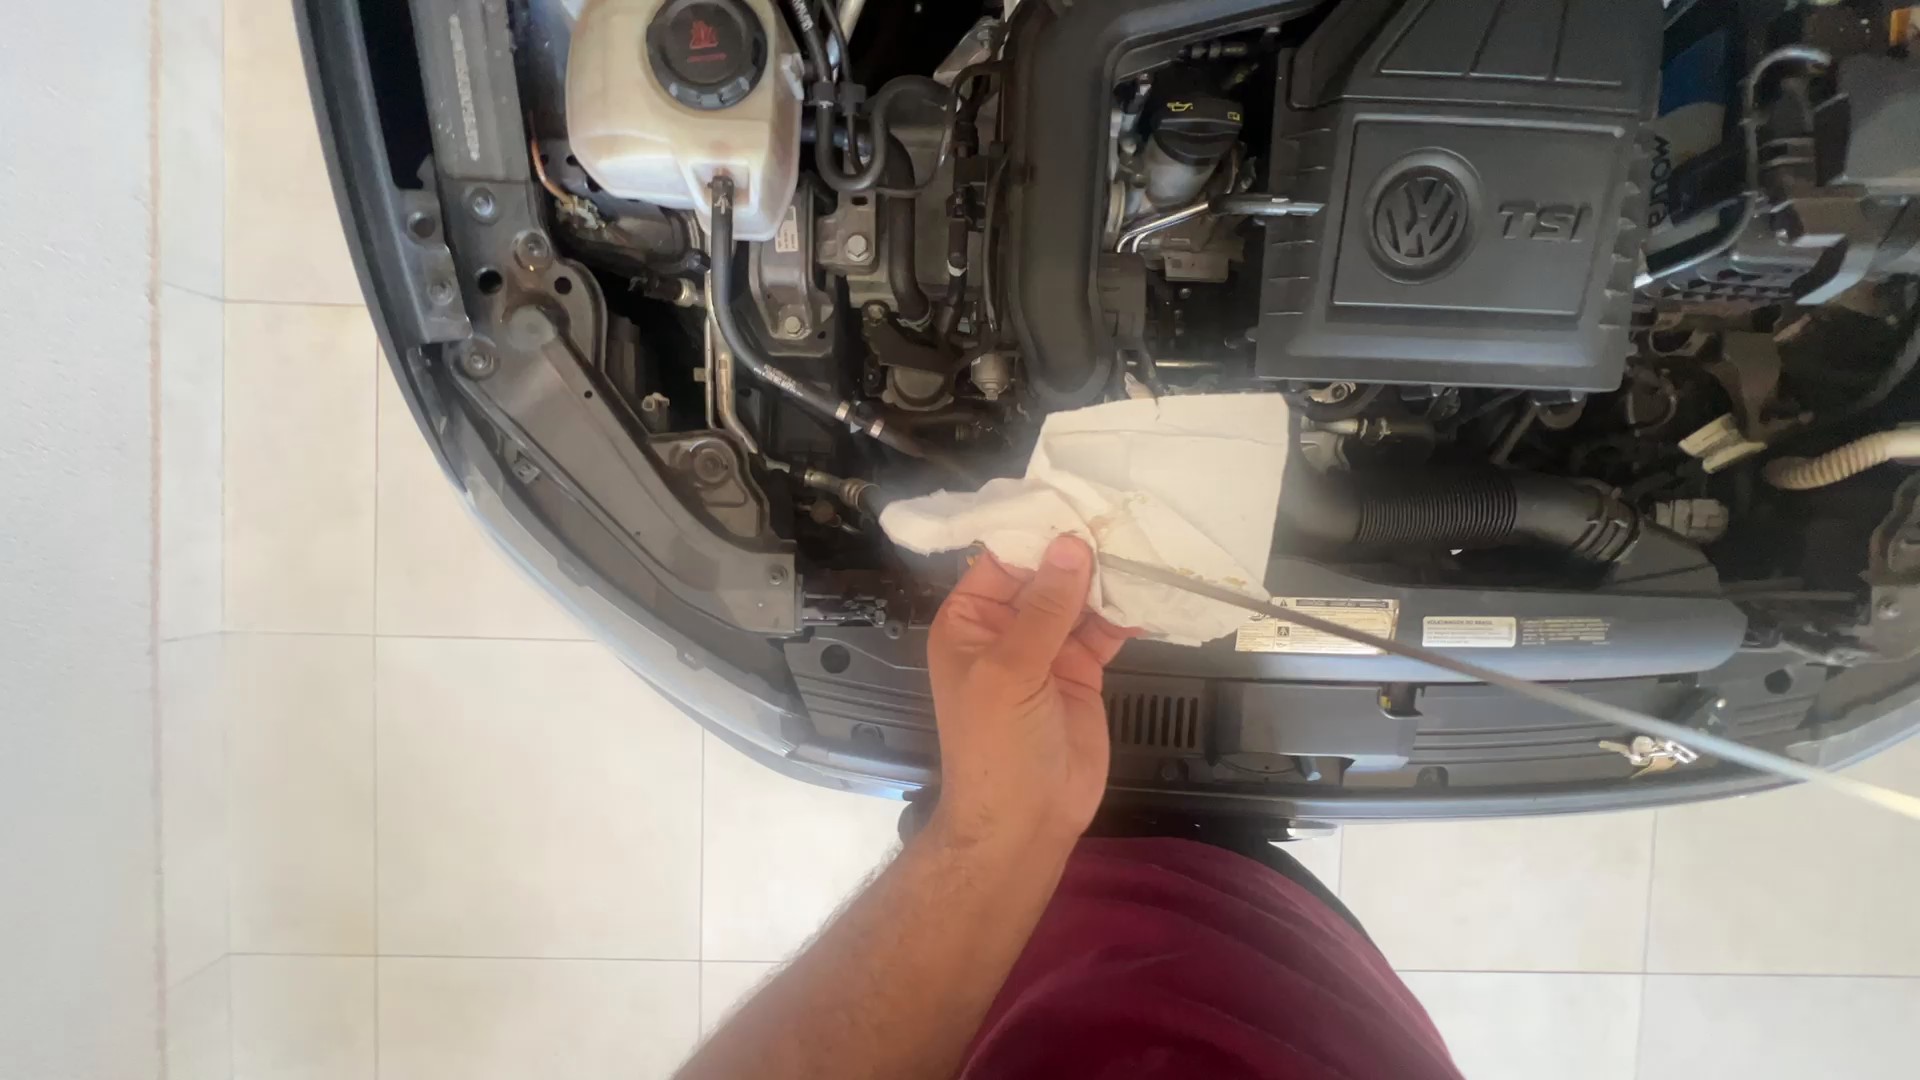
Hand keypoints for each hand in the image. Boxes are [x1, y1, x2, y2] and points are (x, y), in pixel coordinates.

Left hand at [926, 536, 1138, 850]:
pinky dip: (1124, 613)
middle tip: (1119, 518)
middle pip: (1044, 575)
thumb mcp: (1010, 671)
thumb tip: (1070, 548)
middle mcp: (1005, 628)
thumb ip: (1043, 610)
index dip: (1034, 534)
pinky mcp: (1081, 668)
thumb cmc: (996, 747)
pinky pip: (1103, 628)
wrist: (1027, 821)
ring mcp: (1045, 648)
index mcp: (970, 621)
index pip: (1000, 561)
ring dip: (1105, 579)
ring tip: (1141, 548)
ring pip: (1077, 599)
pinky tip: (1147, 594)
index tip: (1072, 503)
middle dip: (1077, 553)